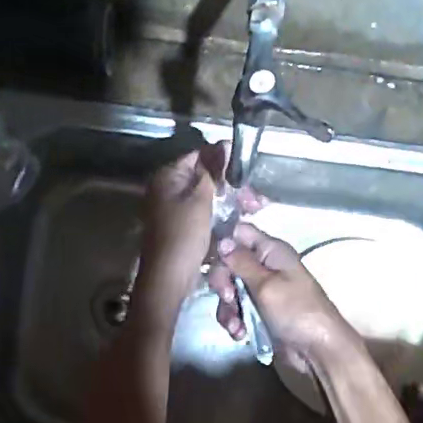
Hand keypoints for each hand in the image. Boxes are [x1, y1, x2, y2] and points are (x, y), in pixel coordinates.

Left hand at [136, 143, 261, 311]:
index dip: (226, 162)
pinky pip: (204, 213)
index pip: (200, 155)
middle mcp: (167, 189)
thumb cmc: (183, 236)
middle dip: (232, 185)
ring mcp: (173, 209)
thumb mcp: (200, 198)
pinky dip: (221, 215)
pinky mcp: (182, 227)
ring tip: (255, 209)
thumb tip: (223, 144)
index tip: (248, 173)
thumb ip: (212, 170)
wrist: (168, 278)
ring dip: (231, 201)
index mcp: (168, 177)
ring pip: (208, 197)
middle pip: (206, 177)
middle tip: (255, 199)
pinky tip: (241, 220)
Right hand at [207, 222, 363, 374]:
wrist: (316, 350)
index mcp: (271, 251)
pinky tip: (240, 333)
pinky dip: (234, 321)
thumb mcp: (267, 284)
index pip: (239, 233)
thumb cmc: (296, 311)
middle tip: (228, 297)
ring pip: (228, 289)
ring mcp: (260, 290)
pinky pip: (235, 309)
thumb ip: (241, 262)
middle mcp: (264, 266)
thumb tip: (222, 240)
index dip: (222, 241)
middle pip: (228, 263)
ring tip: (236, 324)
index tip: (210, 258)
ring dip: (227, 308)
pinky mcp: (257, 312)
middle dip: (222, 281)